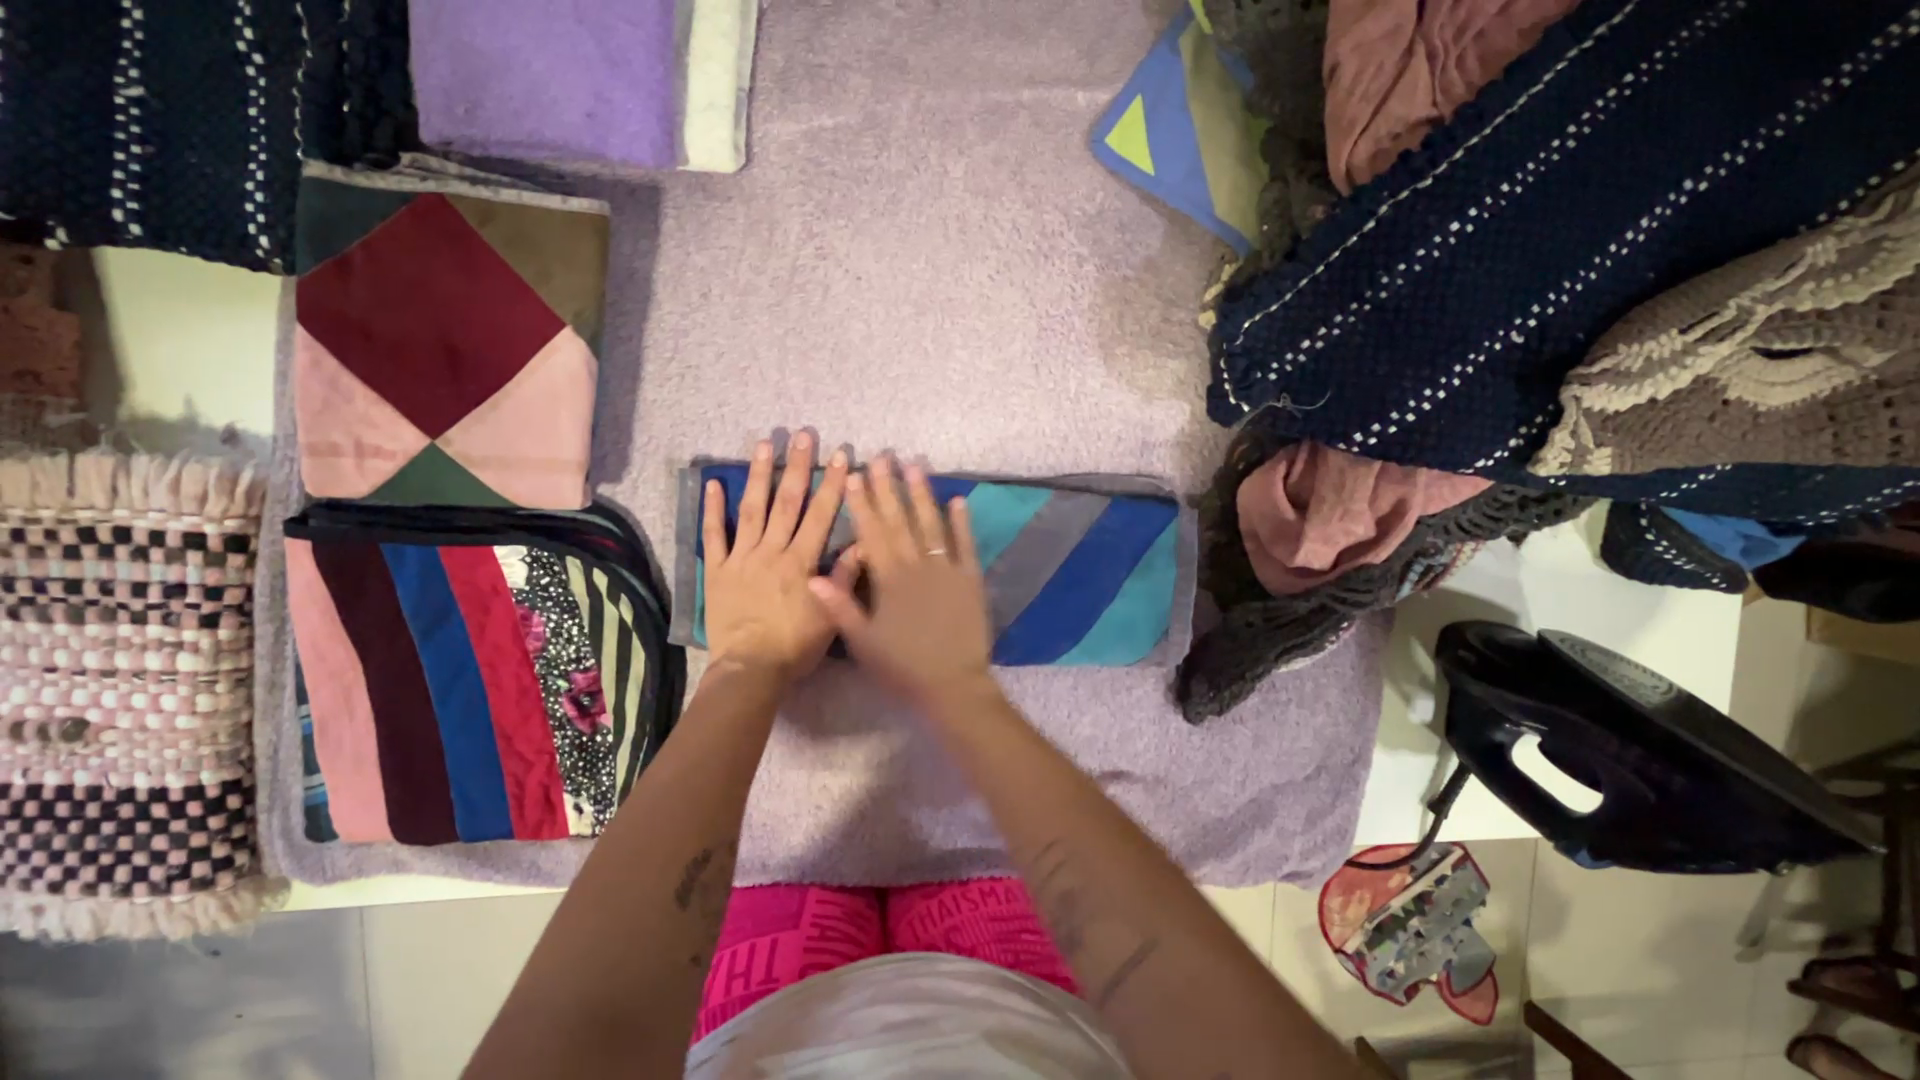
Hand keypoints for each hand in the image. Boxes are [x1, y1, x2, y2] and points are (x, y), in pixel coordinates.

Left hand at [703, 432, 855, 682]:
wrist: (750, 670)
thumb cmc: (795, 648)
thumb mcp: (831, 618)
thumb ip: (843, 579)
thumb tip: (863, 545)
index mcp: (802, 562)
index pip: (821, 515)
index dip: (832, 484)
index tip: (840, 456)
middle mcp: (772, 552)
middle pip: (787, 502)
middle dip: (798, 467)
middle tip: (804, 436)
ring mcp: (742, 559)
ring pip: (752, 509)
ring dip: (758, 475)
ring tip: (764, 443)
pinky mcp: (718, 571)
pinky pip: (714, 536)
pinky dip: (713, 510)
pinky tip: (714, 483)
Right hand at [807, 456, 994, 707]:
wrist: (952, 685)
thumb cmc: (902, 667)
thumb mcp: (862, 642)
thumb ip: (840, 606)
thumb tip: (813, 574)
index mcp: (888, 580)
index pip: (871, 533)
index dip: (862, 503)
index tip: (855, 476)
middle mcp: (917, 566)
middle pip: (900, 520)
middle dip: (889, 488)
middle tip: (882, 457)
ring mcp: (947, 570)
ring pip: (932, 524)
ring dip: (922, 494)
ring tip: (914, 465)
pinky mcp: (970, 580)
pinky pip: (966, 545)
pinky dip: (961, 522)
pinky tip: (957, 499)